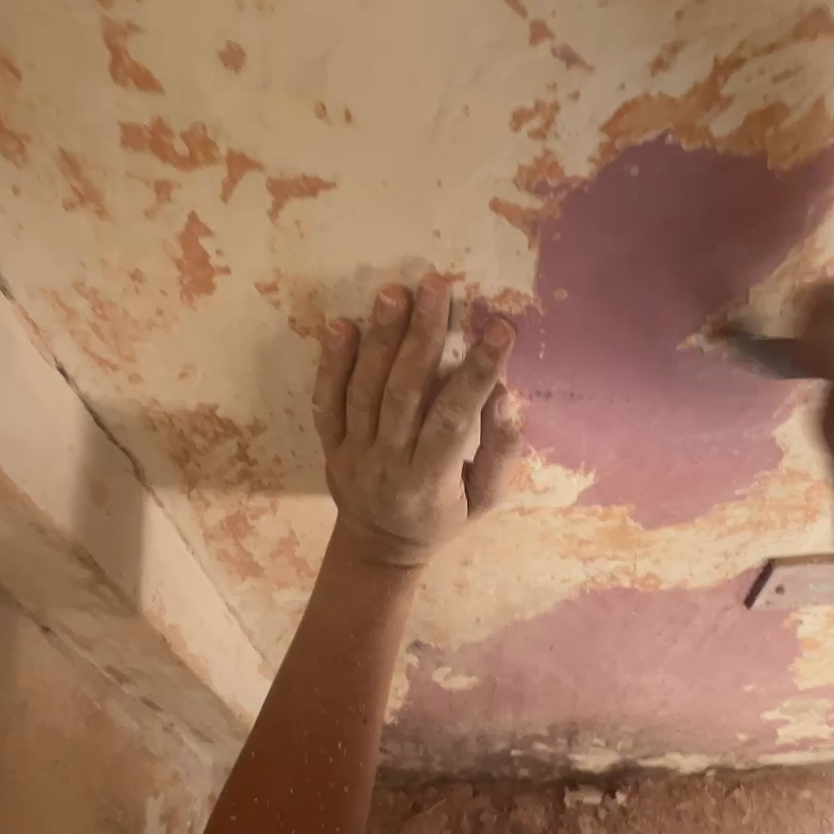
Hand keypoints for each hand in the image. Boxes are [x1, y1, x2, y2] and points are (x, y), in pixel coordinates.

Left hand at [312, 275, 521, 568]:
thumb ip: (500, 450)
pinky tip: (341, 325)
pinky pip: (325, 403)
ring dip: (379, 339)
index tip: (501, 327)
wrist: (379, 548)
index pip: (454, 419)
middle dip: (422, 337)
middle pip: (403, 394)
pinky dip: (331, 364)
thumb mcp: (485, 500)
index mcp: (430, 482)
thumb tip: (509, 395)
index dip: (477, 372)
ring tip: (393, 292)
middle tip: (436, 285)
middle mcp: (387, 466)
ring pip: (363, 392)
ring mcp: (352, 455)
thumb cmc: (444, 519)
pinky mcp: (329, 446)